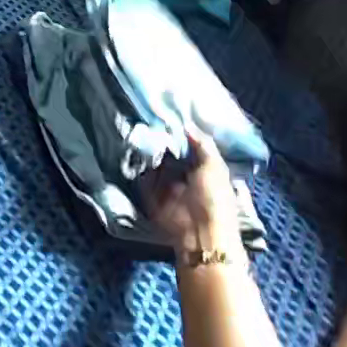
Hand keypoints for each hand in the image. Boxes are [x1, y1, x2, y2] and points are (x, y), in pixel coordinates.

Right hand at [142, 129, 242, 256]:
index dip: (179, 130)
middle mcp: (183, 174)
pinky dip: (136, 164)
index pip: (188, 144)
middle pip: (168, 150)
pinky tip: (131, 147)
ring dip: (146, 148)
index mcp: (202, 168)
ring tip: (136, 128)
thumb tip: (186, 125)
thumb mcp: (215, 167)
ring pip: (153, 160)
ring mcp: (166, 184)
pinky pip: (140, 175)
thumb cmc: (214, 199)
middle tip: (147, 118)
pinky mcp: (151, 194)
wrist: (200, 234)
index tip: (166, 112)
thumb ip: (203, 144)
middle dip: (159, 137)